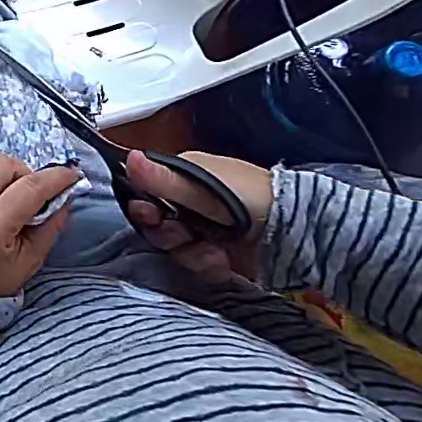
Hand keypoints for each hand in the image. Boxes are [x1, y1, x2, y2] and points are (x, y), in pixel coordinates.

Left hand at [0, 156, 79, 296]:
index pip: (29, 188)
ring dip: (3, 177)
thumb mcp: (27, 262)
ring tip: (6, 201)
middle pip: (6, 165)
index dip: (55, 178)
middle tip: (31, 196)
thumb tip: (64, 195)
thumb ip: (50, 226)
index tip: (71, 175)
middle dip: (26, 175)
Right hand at [125, 150, 271, 281]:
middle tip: (183, 235)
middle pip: (158, 225)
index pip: (147, 194)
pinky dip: (207, 264)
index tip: (150, 217)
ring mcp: (204, 229)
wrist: (293, 229)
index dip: (144, 209)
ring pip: (175, 248)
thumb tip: (128, 157)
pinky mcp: (216, 253)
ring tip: (213, 251)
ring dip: (190, 252)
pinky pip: (195, 263)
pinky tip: (222, 260)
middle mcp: (190, 202)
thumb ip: (161, 179)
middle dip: (168, 234)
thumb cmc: (245, 196)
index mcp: (184, 177)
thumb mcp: (200, 186)